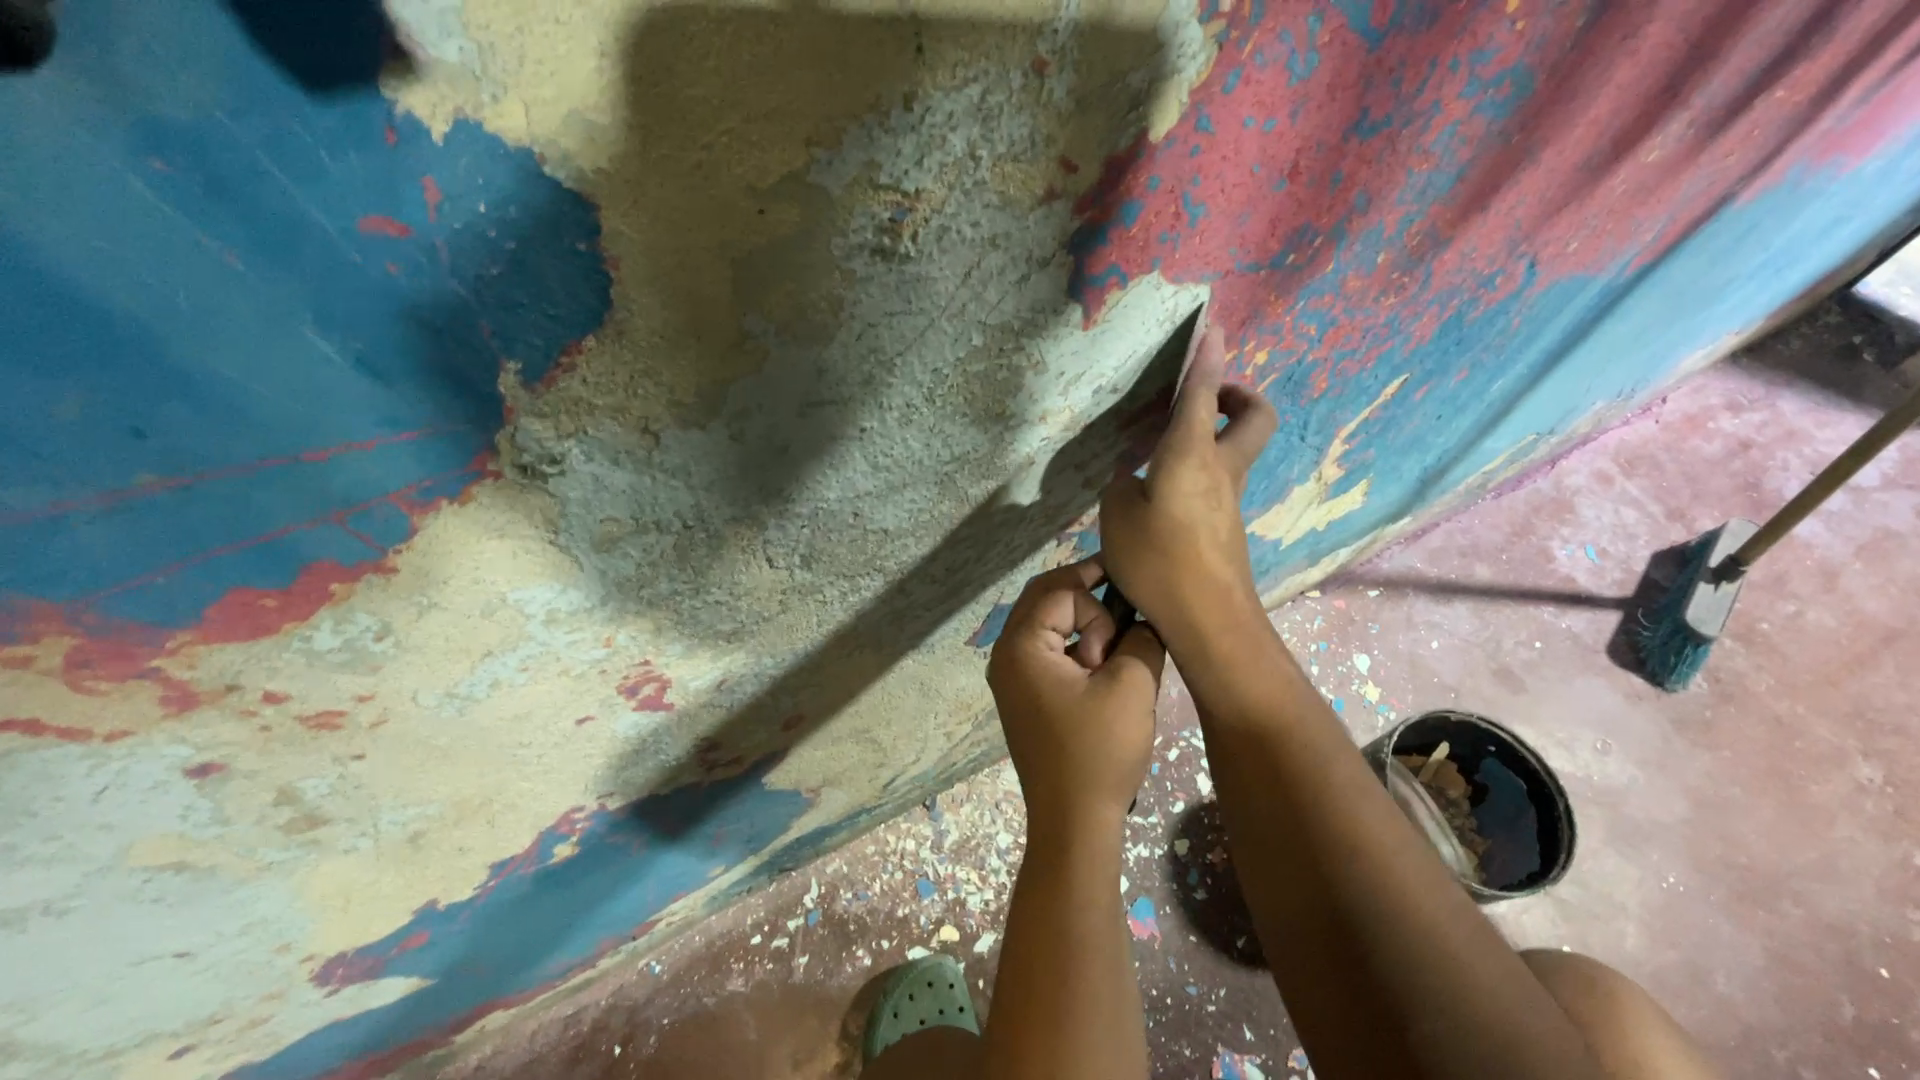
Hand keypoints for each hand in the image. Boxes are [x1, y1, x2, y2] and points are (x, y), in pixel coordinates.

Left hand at [987, 558, 1165, 830]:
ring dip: (1079, 623)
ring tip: (1111, 649)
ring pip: (1044, 624)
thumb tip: (1143, 620)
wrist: (1074, 820)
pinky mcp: (1023, 698)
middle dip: (1085, 594)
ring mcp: (1010, 679)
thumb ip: (1141, 637)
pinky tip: (1100, 668)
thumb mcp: (1133, 685)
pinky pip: (1045, 652)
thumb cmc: (1100, 750)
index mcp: (1021, 646)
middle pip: (1042, 598)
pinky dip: (1072, 647)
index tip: (1118, 642)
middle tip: (1124, 599)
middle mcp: (1005, 655)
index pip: (1060, 591)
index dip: (1098, 602)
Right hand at [1099, 321, 1277, 649]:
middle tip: (1205, 398)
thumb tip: (1132, 479)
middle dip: (1238, 395)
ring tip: (1162, 451)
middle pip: (1255, 417)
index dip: (1206, 356)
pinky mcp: (1226, 526)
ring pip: (1236, 451)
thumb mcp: (1117, 516)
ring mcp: (1230, 500)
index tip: (1212, 326)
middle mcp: (1221, 469)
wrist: (1208, 619)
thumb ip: (1121, 486)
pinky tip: (1161, 496)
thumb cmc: (1158, 560)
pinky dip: (1198, 472)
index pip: (1202, 392)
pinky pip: (1218, 481)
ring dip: (1213, 437)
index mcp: (1191, 453)